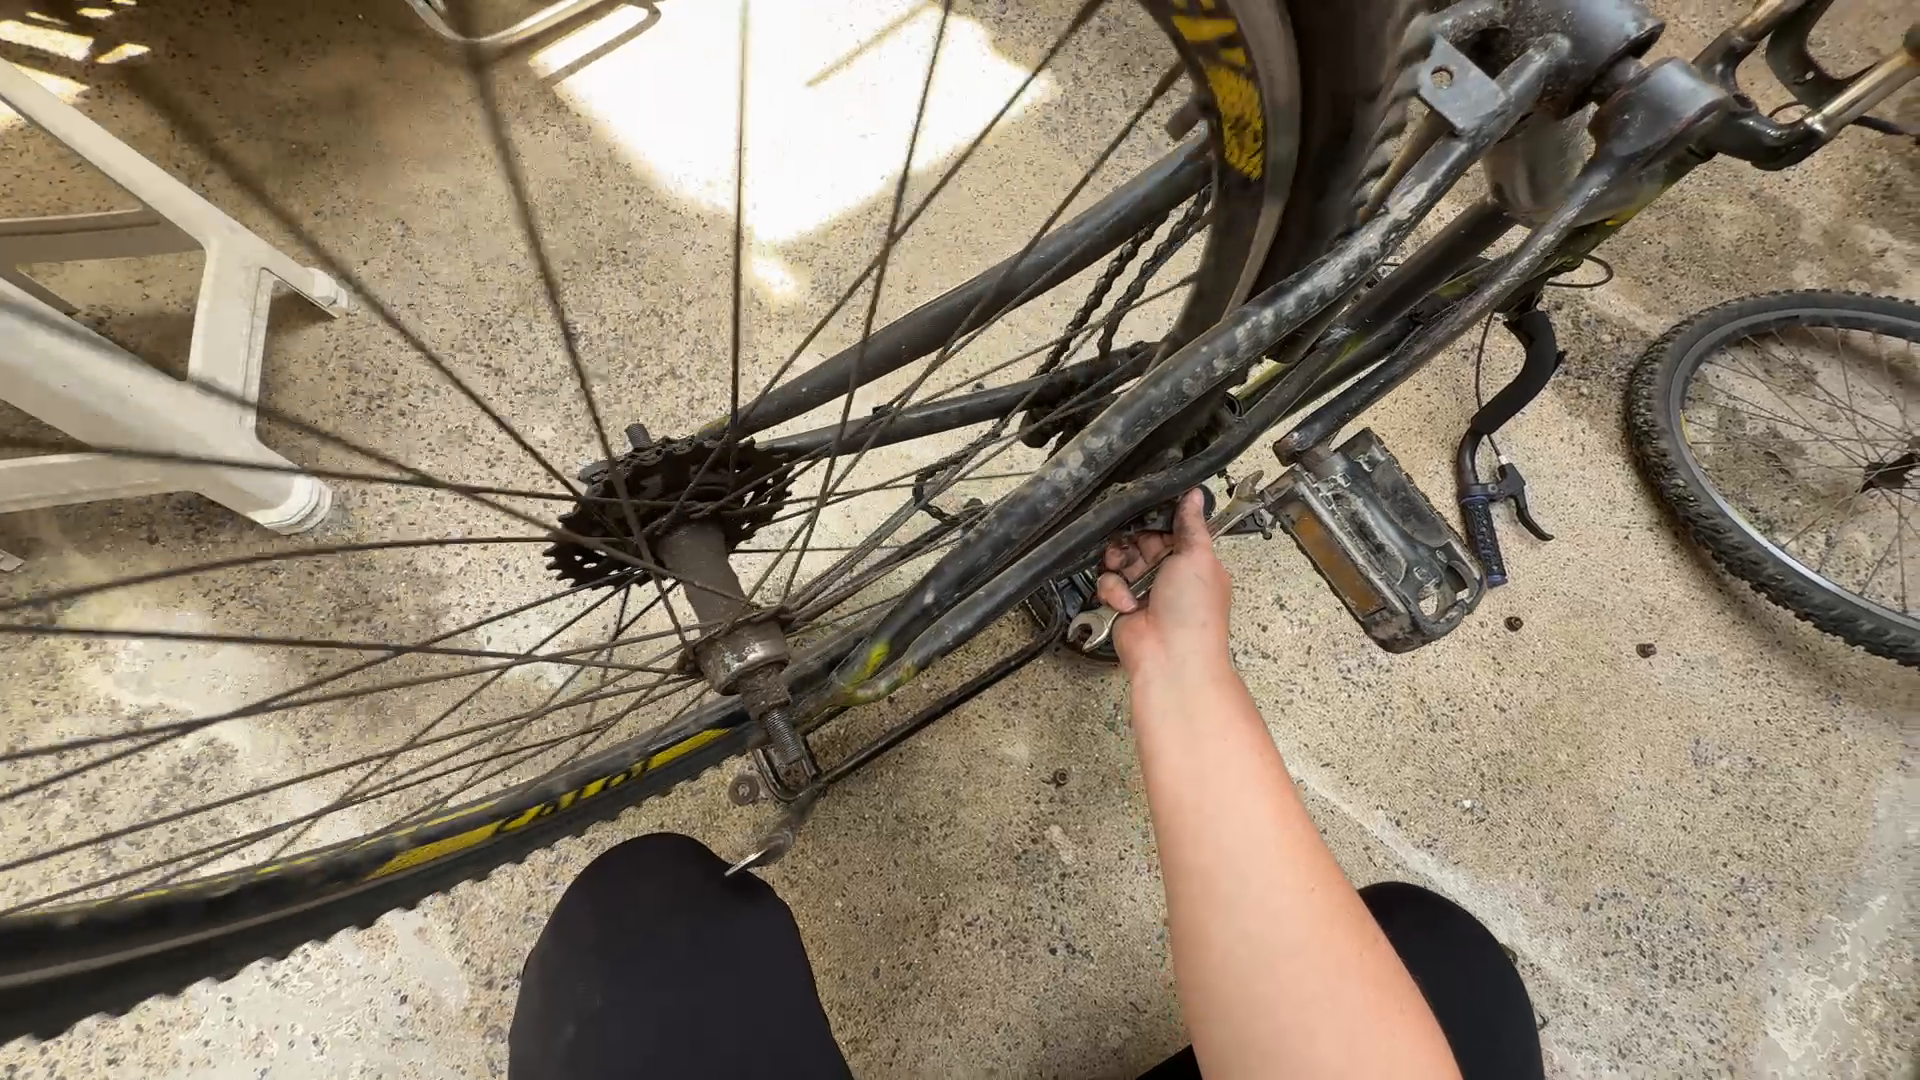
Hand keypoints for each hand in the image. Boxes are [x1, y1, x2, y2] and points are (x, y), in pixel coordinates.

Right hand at [1096, 487, 1232, 679]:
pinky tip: (1127, 603)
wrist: (1171, 655)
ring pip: (1118, 559)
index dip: (1152, 522)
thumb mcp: (1198, 556)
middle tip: (1133, 549)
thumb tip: (1195, 496)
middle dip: (1131, 543)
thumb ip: (1191, 524)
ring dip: (1119, 565)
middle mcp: (1167, 573)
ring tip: (1127, 576)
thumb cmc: (1194, 613)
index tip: (1144, 519)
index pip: (1166, 528)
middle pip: (1137, 541)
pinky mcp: (1122, 604)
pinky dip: (1114, 591)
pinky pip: (1107, 583)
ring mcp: (1143, 589)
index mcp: (1191, 559)